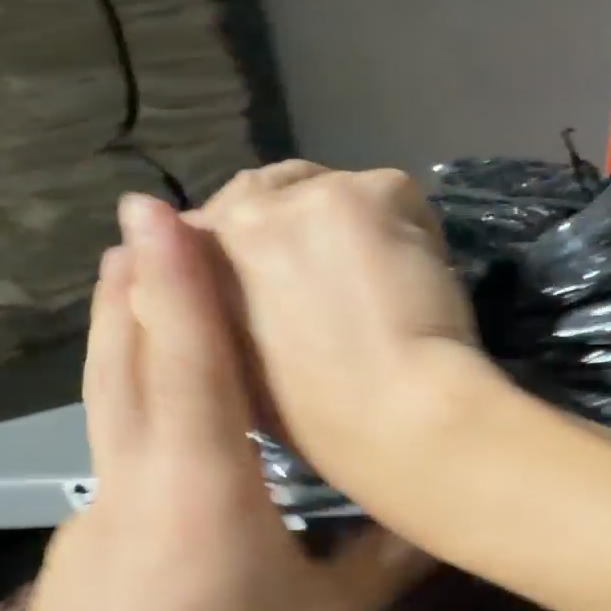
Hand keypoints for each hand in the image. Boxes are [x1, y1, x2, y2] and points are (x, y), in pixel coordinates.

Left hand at [0, 193, 427, 610]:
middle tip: (145, 218)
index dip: (176, 279)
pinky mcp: (87, 544)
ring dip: (121, 330)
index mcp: (202, 485)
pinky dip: (130, 394)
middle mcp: (138, 479)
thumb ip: (384, 559)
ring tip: (135, 280)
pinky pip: (115, 446)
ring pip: (109, 400)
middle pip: (125, 360)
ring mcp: (100, 511)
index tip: (157, 209)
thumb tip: (445, 513)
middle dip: (135, 283)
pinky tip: (161, 414)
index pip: (187, 360)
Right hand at [185, 161, 493, 499]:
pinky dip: (412, 225)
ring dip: (362, 221)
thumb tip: (242, 288)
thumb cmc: (325, 422)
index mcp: (188, 269)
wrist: (397, 416)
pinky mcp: (361, 194)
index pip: (214, 223)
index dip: (264, 244)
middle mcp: (234, 218)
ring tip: (391, 280)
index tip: (302, 271)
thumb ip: (225, 316)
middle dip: (310, 220)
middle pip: (271, 190)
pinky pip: (393, 193)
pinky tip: (423, 274)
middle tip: (355, 269)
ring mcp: (298, 199)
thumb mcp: (239, 373)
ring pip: (336, 188)